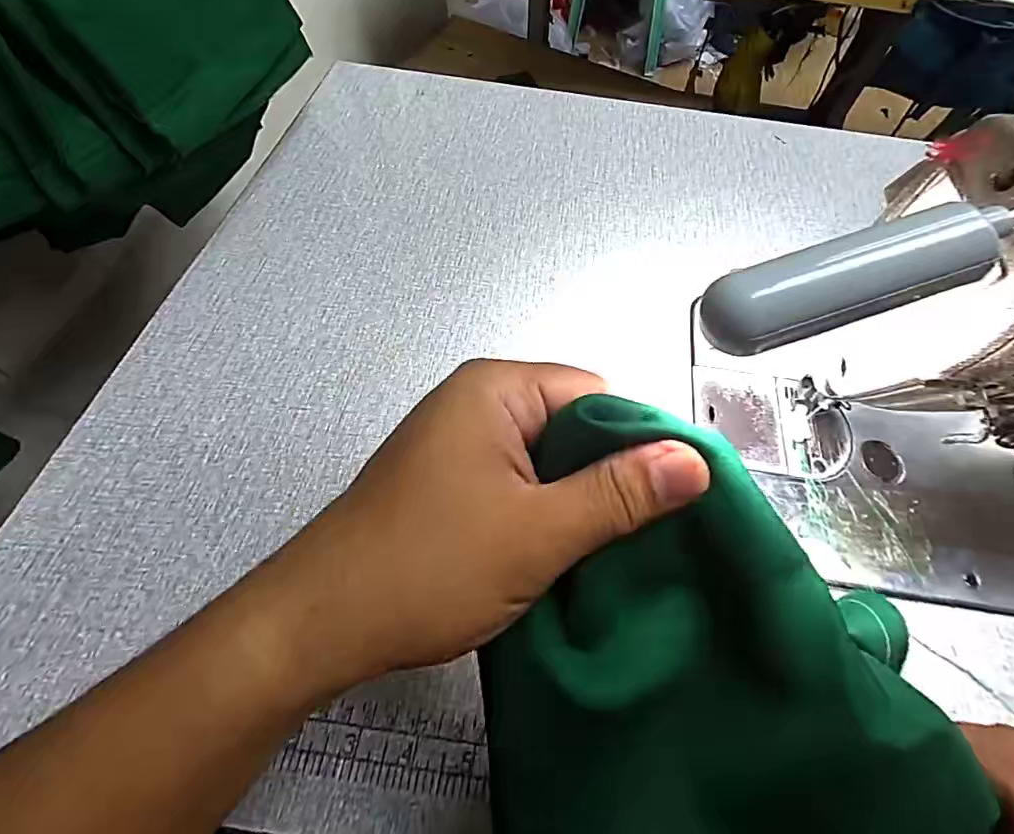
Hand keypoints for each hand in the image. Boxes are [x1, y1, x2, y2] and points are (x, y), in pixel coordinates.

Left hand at [248, 359, 710, 697]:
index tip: (675, 492)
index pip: (599, 393)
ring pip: (553, 459)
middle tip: (644, 528)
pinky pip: (525, 480)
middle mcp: (480, 400)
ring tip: (608, 545)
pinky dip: (549, 511)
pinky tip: (566, 550)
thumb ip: (620, 493)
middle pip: (576, 425)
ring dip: (580, 500)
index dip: (641, 441)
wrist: (322, 625)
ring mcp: (464, 439)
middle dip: (611, 476)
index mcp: (497, 387)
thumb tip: (691, 463)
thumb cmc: (421, 567)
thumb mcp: (539, 532)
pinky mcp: (456, 477)